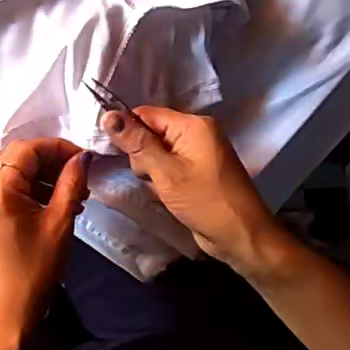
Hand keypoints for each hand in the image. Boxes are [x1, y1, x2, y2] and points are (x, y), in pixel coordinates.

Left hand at [0, 138, 91, 337]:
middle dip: (53, 160)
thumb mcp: (59, 222)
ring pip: (18, 172)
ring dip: (47, 175)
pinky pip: (14, 189)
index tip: (85, 159)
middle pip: (19, 157)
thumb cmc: (35, 268)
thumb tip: (83, 157)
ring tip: (77, 193)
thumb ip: (71, 183)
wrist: (10, 310)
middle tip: (82, 175)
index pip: (26, 149)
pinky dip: (37, 189)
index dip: (58, 147)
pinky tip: (61, 203)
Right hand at [99, 107, 288, 272]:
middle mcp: (197, 133)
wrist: (240, 236)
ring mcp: (198, 154)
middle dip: (141, 155)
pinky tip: (164, 195)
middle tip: (150, 177)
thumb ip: (136, 143)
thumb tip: (108, 115)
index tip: (109, 149)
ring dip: (150, 171)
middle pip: (151, 132)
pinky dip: (161, 180)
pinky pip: (168, 167)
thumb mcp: (165, 172)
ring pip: (156, 153)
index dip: (126, 129)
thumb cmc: (205, 201)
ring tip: (160, 189)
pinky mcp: (196, 172)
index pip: (146, 114)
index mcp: (193, 125)